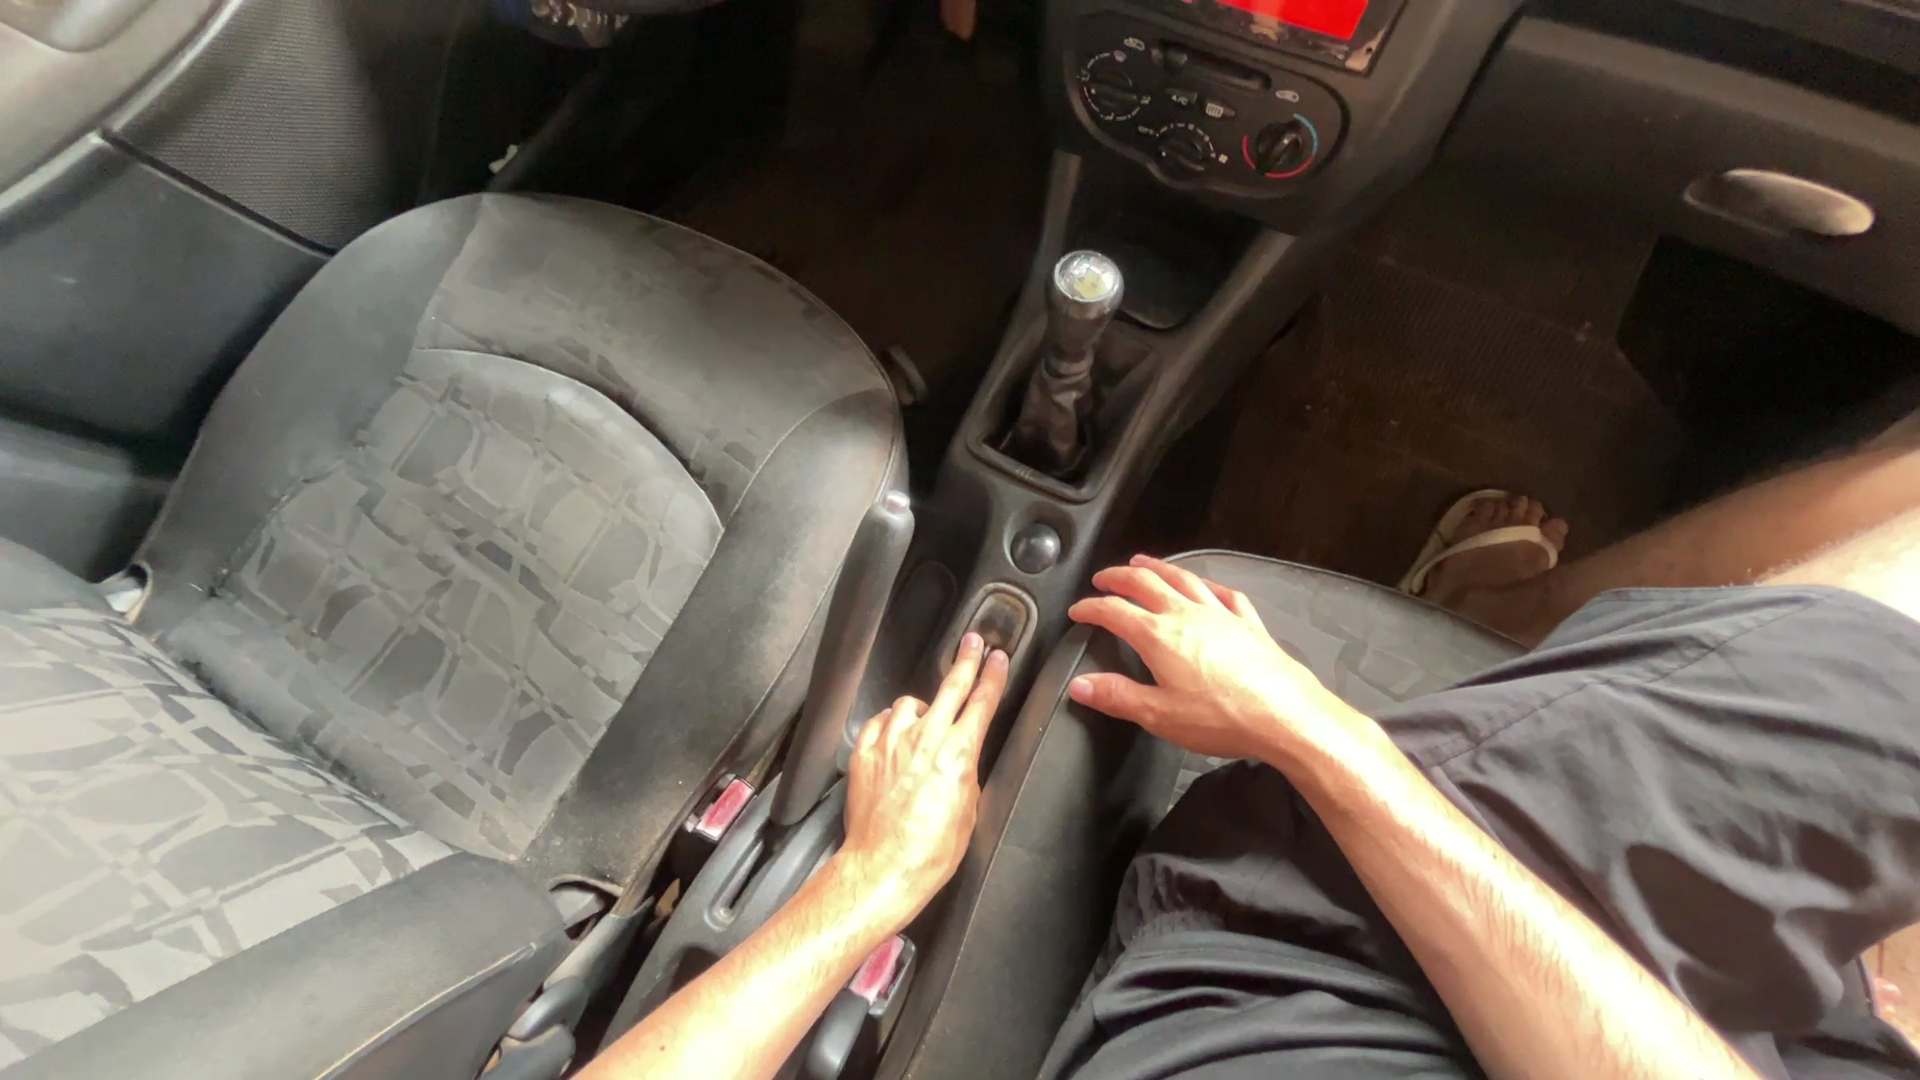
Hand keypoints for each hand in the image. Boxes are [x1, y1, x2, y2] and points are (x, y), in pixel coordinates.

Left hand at [837, 632, 1008, 930]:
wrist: (885, 867)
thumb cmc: (931, 849)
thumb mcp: (969, 809)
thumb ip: (965, 771)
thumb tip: (961, 756)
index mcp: (958, 752)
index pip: (982, 702)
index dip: (992, 676)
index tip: (998, 658)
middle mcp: (925, 738)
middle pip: (950, 686)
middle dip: (965, 660)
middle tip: (972, 642)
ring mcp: (892, 741)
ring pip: (910, 703)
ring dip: (921, 707)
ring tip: (925, 719)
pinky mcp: (866, 752)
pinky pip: (880, 722)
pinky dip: (890, 724)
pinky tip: (893, 735)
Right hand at [1067, 556, 1381, 765]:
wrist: (1286, 716)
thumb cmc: (1224, 718)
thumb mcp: (1159, 715)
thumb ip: (1116, 696)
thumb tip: (1080, 685)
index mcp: (1159, 636)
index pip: (1114, 611)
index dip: (1091, 608)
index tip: (1078, 610)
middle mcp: (1187, 615)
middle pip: (1145, 583)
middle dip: (1119, 576)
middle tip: (1104, 576)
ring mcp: (1220, 615)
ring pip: (1182, 579)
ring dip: (1158, 568)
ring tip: (1143, 562)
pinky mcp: (1248, 624)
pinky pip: (1223, 594)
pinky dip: (1207, 585)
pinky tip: (1205, 586)